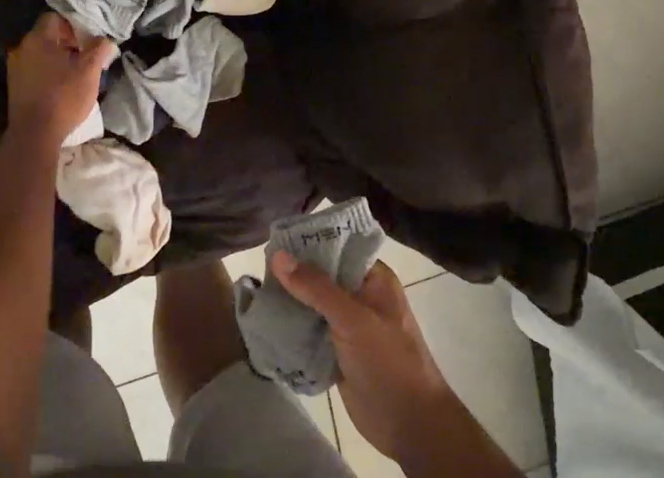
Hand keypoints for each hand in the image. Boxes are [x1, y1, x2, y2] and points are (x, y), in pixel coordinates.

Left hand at [6, 13, 115, 147]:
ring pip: (39, 53)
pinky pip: (33, 68)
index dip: (72, 24)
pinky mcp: (13, 85)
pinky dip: (46, 71)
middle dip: (66, 41)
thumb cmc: (63, 97)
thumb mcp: (89, 71)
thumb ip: (99, 49)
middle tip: (84, 55)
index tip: (86, 39)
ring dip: (56, 57)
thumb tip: (105, 39)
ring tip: (74, 72)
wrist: (34, 133)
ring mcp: (15, 67)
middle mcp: (22, 48)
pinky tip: (59, 85)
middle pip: (46, 35)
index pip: (54, 17)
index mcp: (38, 38)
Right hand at [272, 253, 484, 466]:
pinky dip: (290, 327)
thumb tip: (278, 255)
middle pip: (320, 275)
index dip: (307, 241)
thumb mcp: (353, 319)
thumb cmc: (389, 363)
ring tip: (254, 292)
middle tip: (258, 269)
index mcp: (373, 279)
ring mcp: (348, 325)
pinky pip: (308, 330)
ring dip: (288, 300)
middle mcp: (360, 296)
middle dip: (291, 273)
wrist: (409, 424)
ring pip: (311, 303)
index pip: (336, 247)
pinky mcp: (336, 350)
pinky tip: (265, 321)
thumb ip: (316, 287)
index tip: (273, 239)